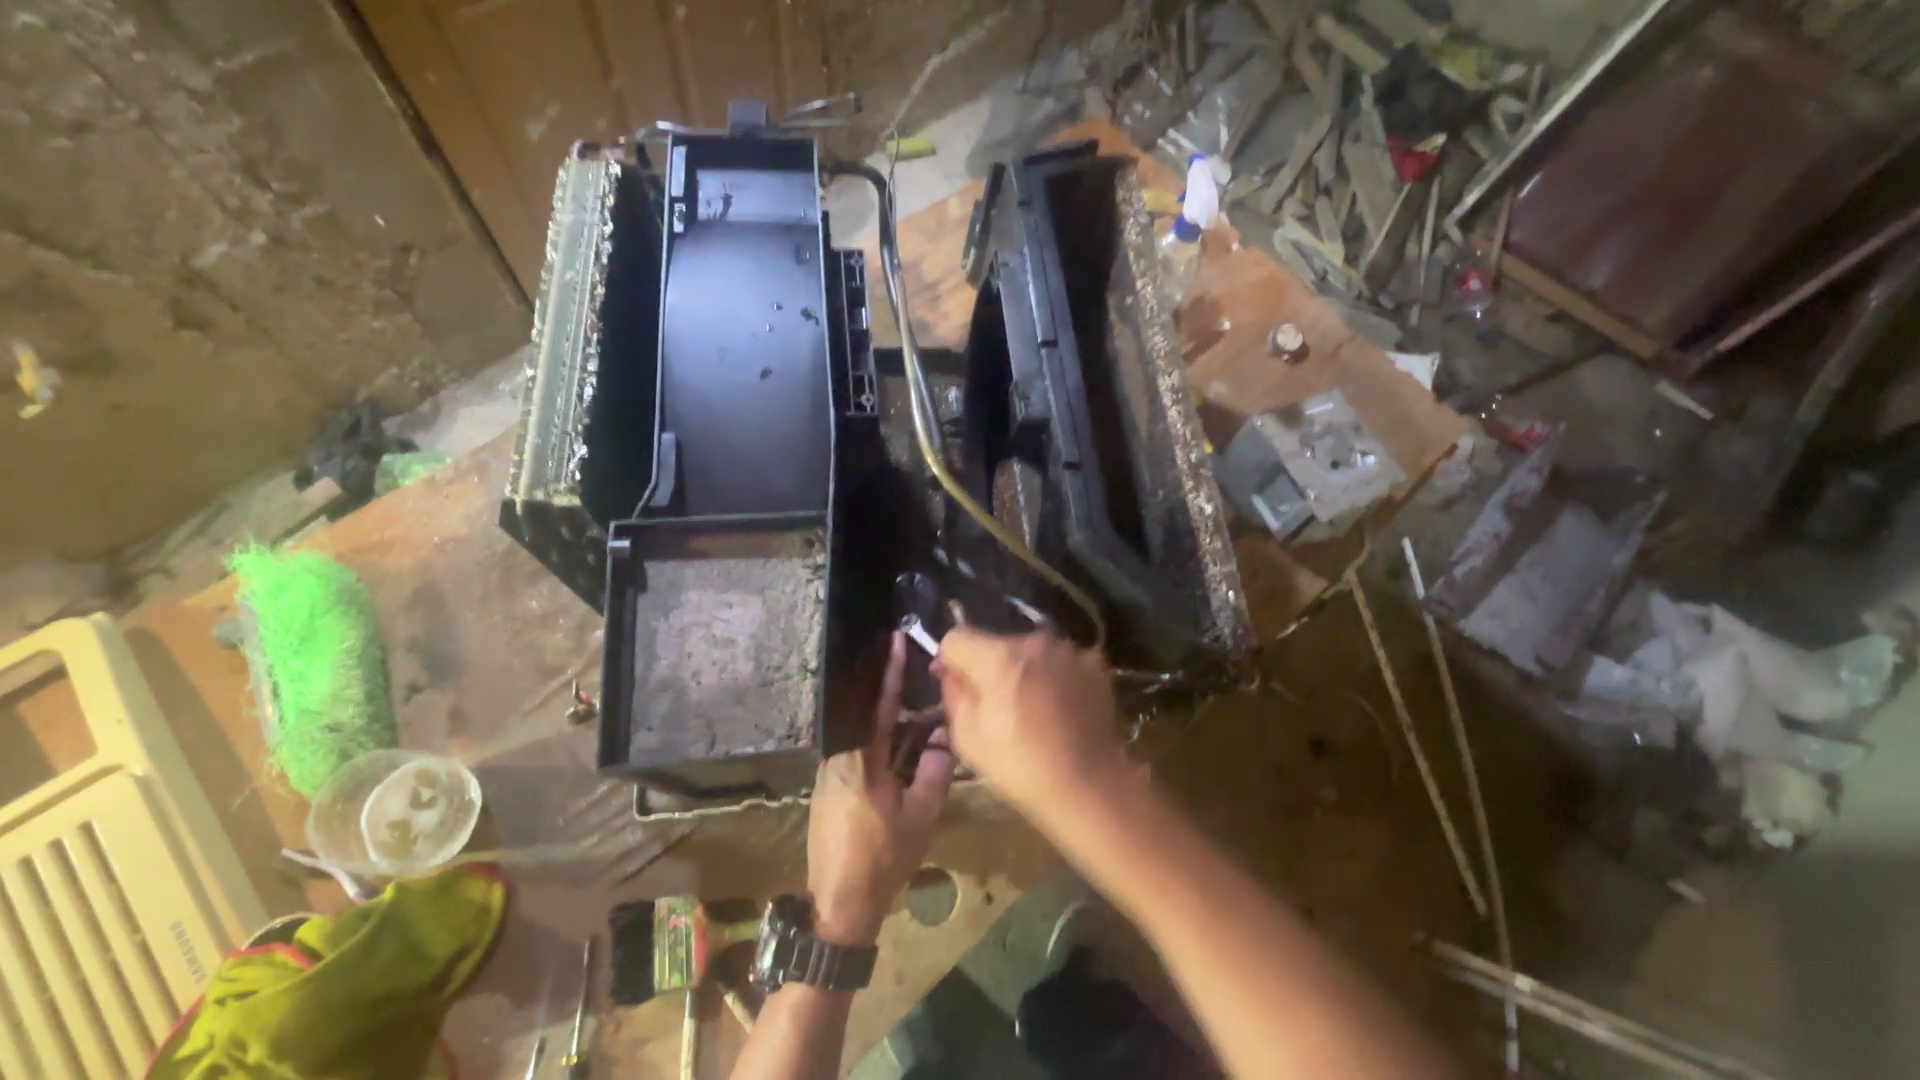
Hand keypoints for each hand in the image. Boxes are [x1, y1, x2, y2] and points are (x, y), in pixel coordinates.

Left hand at [807, 631, 953, 946]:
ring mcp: (828, 774)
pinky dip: (872, 736)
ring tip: (905, 696)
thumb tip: (943, 736)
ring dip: (879, 714)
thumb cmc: (883, 859)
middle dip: (883, 686)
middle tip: (904, 659)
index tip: (894, 639)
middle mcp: (838, 758)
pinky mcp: (826, 789)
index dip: (889, 671)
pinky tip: (891, 739)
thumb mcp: (920, 816)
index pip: (878, 705)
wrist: (838, 902)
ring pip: (857, 733)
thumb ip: (934, 771)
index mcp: (861, 761)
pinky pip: (852, 750)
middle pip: (862, 713)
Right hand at [933, 628, 1134, 824]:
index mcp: (999, 657)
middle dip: (989, 667)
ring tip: (1032, 708)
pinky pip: (1059, 661)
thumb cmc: (1020, 766)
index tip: (955, 685)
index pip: (956, 637)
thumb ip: (953, 693)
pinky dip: (1053, 677)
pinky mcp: (1093, 664)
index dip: (949, 661)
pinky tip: (1059, 707)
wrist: (1088, 785)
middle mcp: (1035, 642)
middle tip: (997, 705)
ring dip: (1023, 671)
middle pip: (996, 643)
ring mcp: (1069, 651)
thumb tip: (950, 671)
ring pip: (1029, 652)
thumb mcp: (967, 737)